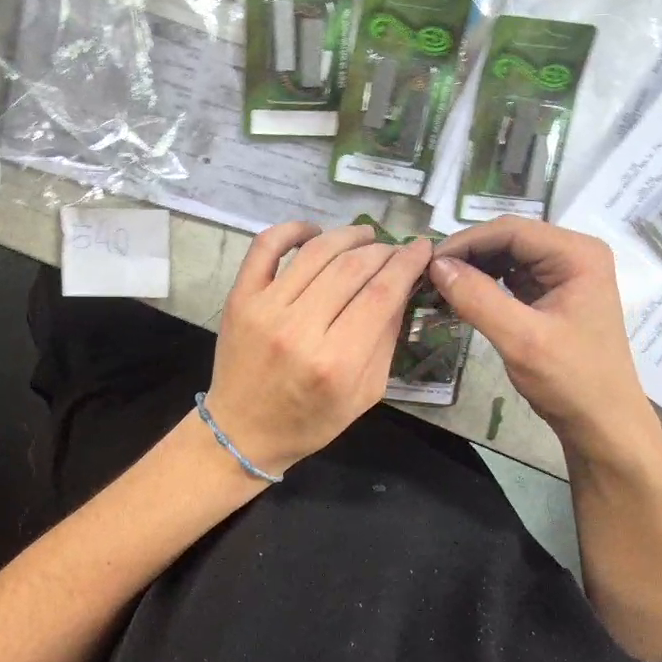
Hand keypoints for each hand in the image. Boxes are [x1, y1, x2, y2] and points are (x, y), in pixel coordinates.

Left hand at [206, 222, 433, 474]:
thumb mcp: (364, 395)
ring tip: (365, 236)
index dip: (407, 264)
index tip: (421, 249)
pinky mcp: (240, 299)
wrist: (242, 432)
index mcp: (337, 361)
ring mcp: (266, 310)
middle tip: (395, 249)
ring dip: (348, 236)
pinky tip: (314, 232)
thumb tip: (402, 288)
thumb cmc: (309, 421)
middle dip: (383, 250)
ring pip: (316, 251)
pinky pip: (265, 247)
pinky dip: (292, 230)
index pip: (382, 293)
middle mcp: (301, 330)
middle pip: (353, 267)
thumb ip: (386, 341)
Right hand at [430, 216, 660, 462]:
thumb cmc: (570, 379)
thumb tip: (436, 266)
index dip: (465, 242)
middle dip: (466, 255)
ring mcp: (564, 275)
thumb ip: (478, 298)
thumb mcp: (521, 339)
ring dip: (472, 270)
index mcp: (577, 254)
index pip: (511, 230)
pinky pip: (511, 279)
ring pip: (506, 258)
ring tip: (436, 288)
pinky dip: (483, 286)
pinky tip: (458, 299)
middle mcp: (574, 255)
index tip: (427, 264)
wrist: (601, 421)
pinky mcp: (552, 296)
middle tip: (426, 277)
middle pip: (509, 240)